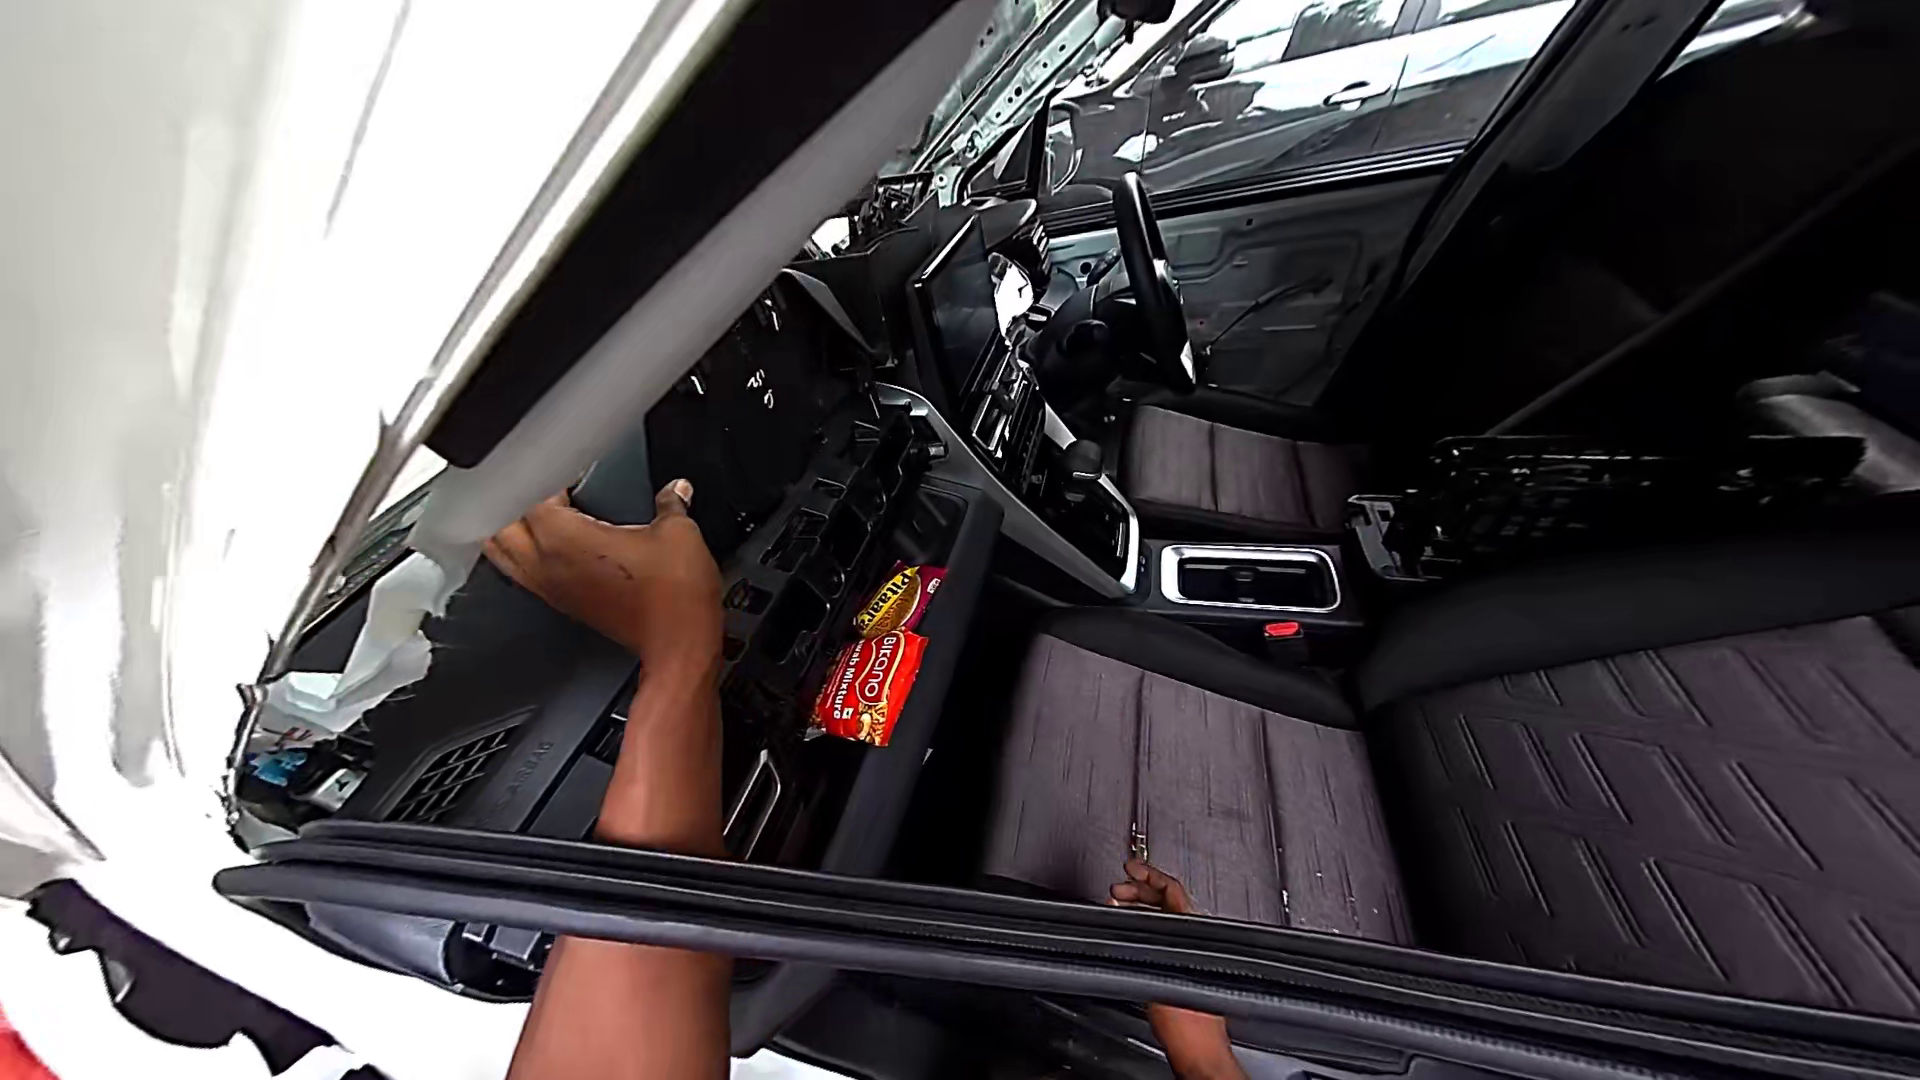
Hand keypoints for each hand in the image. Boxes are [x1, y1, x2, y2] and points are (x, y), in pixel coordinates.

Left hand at [484, 480, 722, 670]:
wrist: (679, 640)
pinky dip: (526, 556)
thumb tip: (676, 490)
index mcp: (565, 539)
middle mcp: (546, 565)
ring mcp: (551, 588)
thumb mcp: (680, 533)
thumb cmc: (674, 595)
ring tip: (540, 515)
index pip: (527, 494)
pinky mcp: (564, 604)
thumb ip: (671, 503)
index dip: (547, 476)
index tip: (571, 470)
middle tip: (549, 488)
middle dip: (518, 500)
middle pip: (499, 523)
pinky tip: (555, 550)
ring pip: (503, 552)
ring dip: (512, 530)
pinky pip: (524, 574)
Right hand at [1112, 861, 1246, 1079]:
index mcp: (1192, 933)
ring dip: (1138, 907)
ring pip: (1163, 917)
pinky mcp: (1184, 968)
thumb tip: (1118, 911)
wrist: (1198, 1056)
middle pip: (1165, 900)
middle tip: (1117, 888)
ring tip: (1118, 905)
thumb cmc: (1184, 1022)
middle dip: (1137, 890)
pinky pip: (1162, 933)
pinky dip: (1143, 925)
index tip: (1130, 868)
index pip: (1170, 888)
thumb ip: (1136, 937)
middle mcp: (1195, 940)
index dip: (1147, 874)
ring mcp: (1191, 954)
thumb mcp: (1151, 971)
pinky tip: (1129, 930)